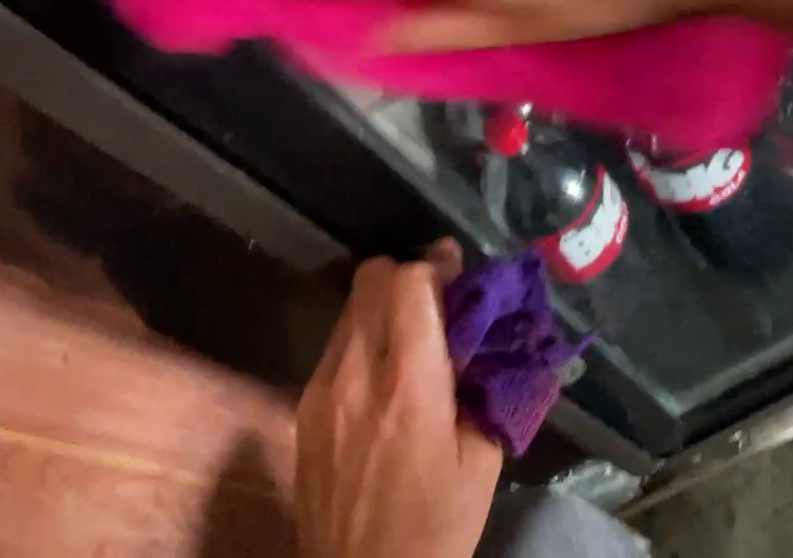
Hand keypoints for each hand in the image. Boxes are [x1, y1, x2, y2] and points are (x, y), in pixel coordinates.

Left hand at [295, 241, 502, 557]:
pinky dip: (363, 339)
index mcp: (408, 384)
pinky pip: (336, 345)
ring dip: (383, 305)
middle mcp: (357, 373)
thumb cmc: (436, 526)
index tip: (456, 270)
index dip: (436, 265)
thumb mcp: (482, 459)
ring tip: (411, 334)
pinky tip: (382, 374)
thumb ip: (484, 385)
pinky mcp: (303, 406)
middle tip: (436, 298)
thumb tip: (489, 334)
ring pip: (349, 307)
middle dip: (408, 275)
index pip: (410, 282)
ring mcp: (321, 388)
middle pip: (371, 277)